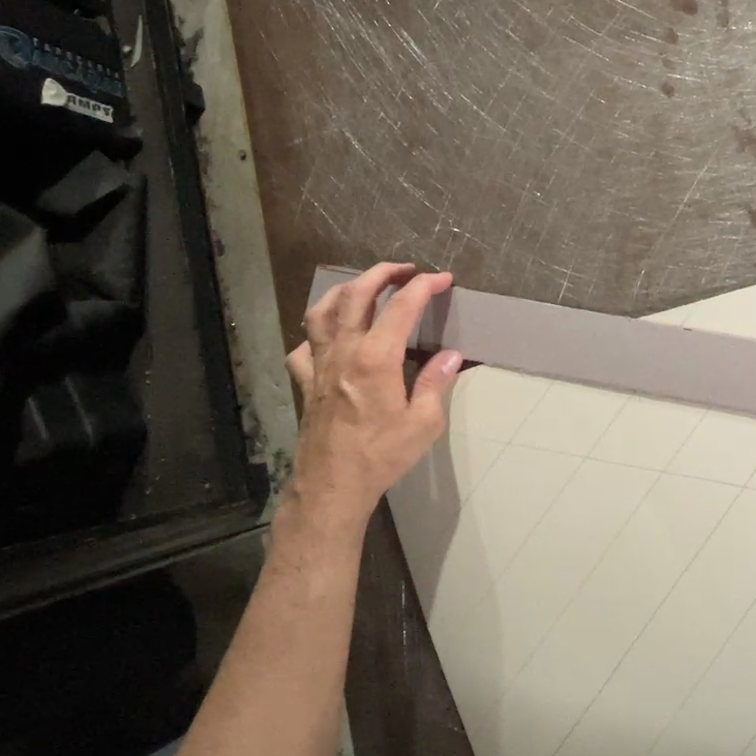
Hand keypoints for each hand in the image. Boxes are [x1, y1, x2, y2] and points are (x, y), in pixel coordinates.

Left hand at [283, 263, 463, 530]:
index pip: (402, 306)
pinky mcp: (306, 381)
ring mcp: (319, 364)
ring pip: (322, 310)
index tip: (444, 279)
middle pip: (356, 294)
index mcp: (376, 357)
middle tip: (406, 270)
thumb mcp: (424, 422)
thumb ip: (435, 382)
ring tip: (364, 287)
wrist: (332, 485)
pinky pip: (305, 345)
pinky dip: (318, 332)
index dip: (424, 286)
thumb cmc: (382, 454)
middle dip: (383, 273)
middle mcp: (343, 351)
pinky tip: (331, 337)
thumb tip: (451, 355)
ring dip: (345, 290)